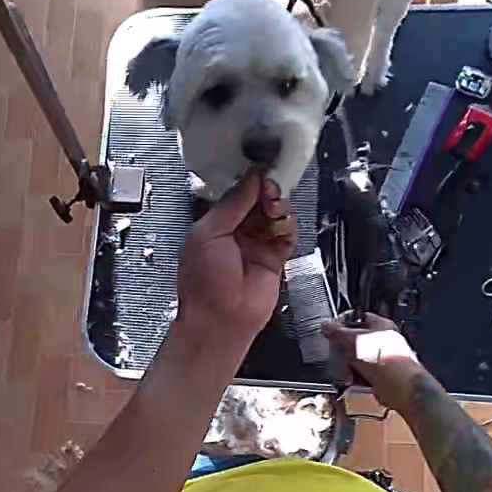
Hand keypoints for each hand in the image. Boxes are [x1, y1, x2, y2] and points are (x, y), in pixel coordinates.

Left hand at [174, 173, 295, 358]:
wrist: (221, 319)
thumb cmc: (204, 284)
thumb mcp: (208, 233)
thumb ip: (232, 204)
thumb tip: (250, 181)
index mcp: (217, 224)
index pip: (239, 193)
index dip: (251, 182)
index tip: (261, 172)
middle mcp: (238, 233)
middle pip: (261, 201)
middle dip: (267, 192)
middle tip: (269, 190)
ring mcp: (257, 246)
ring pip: (277, 215)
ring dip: (278, 208)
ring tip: (273, 210)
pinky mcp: (275, 259)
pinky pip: (287, 234)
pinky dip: (288, 226)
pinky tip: (281, 225)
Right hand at [321, 312, 430, 411]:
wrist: (401, 388)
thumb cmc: (386, 360)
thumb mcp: (355, 341)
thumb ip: (338, 332)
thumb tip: (325, 325)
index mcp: (380, 325)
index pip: (357, 317)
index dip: (342, 323)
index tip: (330, 331)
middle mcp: (382, 341)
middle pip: (355, 340)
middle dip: (344, 349)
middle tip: (338, 353)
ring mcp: (380, 359)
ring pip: (356, 359)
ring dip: (348, 365)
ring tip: (346, 369)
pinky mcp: (378, 375)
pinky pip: (360, 374)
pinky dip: (354, 377)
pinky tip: (352, 379)